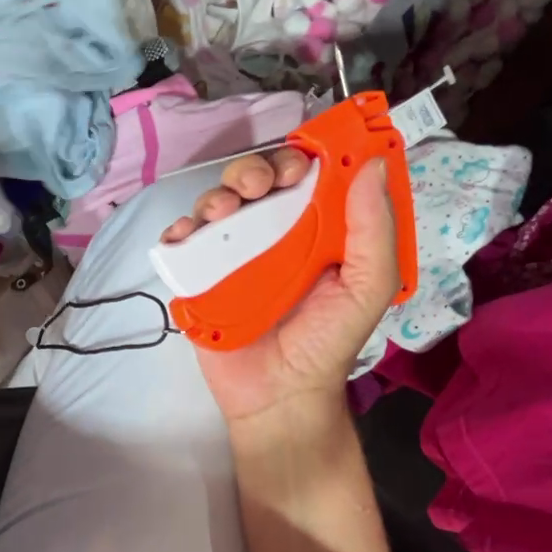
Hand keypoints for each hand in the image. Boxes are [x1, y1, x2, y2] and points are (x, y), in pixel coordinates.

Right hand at [159, 149, 398, 425]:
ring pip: (215, 207)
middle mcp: (271, 236)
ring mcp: (230, 258)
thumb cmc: (326, 342)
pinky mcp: (198, 282)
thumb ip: (374, 228)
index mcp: (315, 229)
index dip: (301, 157)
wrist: (278, 394)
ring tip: (219, 213)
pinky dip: (177, 233)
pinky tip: (185, 235)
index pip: (305, 177)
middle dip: (252, 170)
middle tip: (258, 186)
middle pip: (254, 183)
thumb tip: (367, 164)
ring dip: (214, 197)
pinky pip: (182, 247)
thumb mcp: (369, 285)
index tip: (300, 162)